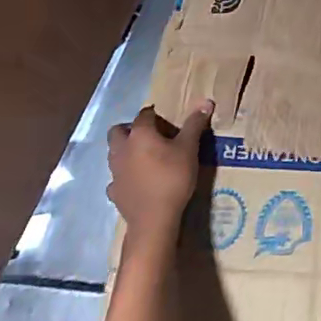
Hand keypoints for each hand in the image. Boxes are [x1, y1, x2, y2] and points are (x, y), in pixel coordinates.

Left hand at [106, 100, 211, 239]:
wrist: (154, 219)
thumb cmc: (172, 178)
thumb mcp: (189, 149)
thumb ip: (195, 125)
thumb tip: (206, 101)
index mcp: (139, 134)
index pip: (144, 115)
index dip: (155, 116)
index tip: (167, 123)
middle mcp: (122, 149)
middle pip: (118, 131)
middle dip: (130, 130)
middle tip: (149, 137)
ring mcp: (115, 171)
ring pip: (114, 153)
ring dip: (125, 151)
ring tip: (143, 158)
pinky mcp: (114, 192)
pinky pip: (116, 179)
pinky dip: (124, 177)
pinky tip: (136, 182)